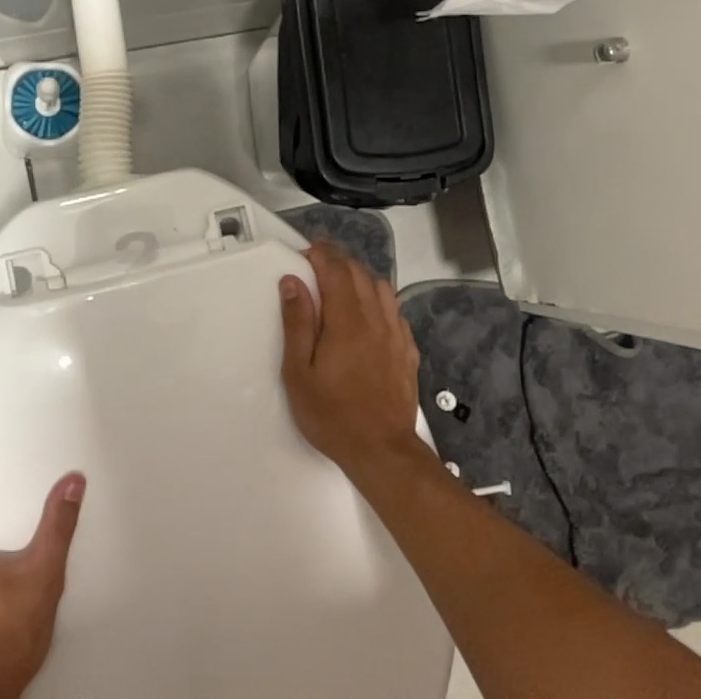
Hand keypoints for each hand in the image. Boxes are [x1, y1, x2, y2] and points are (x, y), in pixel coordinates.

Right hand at [279, 242, 424, 473]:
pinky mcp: (407, 351)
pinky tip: (369, 313)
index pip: (336, 271)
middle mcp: (376, 320)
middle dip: (339, 261)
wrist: (382, 450)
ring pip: (383, 288)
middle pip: (360, 274)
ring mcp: (396, 334)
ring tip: (342, 283)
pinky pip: (395, 311)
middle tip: (319, 262)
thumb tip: (293, 283)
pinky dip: (379, 300)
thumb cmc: (332, 415)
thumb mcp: (299, 373)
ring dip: (361, 277)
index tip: (308, 250)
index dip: (322, 255)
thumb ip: (297, 324)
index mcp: (347, 322)